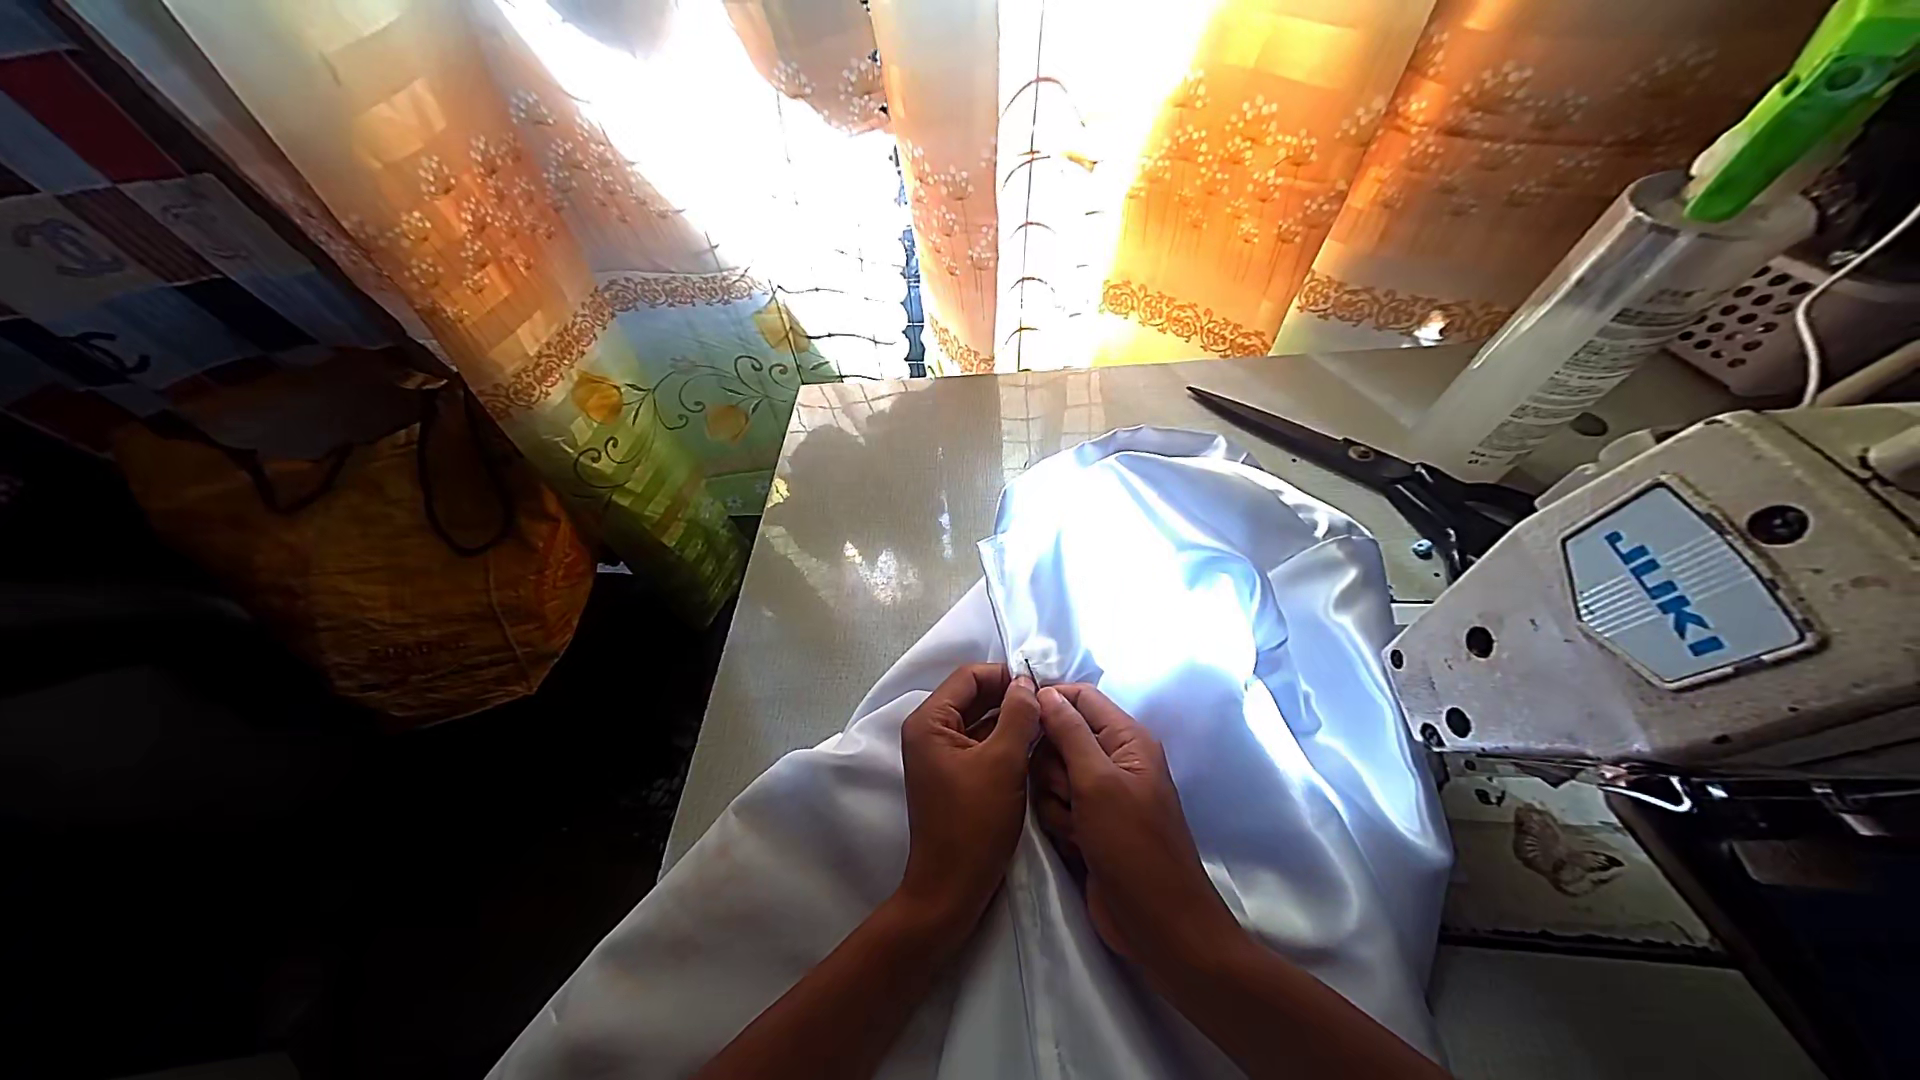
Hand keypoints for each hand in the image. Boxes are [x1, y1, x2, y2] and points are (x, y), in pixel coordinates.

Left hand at [897, 664, 1040, 929]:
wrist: (951, 890)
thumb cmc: (974, 824)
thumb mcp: (1003, 763)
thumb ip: (1018, 716)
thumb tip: (1028, 684)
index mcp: (929, 722)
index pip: (969, 677)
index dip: (1005, 675)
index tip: (1042, 684)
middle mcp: (929, 732)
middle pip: (973, 696)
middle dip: (1010, 696)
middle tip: (1049, 702)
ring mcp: (940, 755)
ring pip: (979, 720)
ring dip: (1010, 718)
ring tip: (1047, 720)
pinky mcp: (954, 775)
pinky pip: (980, 744)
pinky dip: (1005, 740)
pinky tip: (1034, 744)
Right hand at [1030, 684, 1242, 968]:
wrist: (1156, 923)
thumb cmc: (1132, 846)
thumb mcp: (1097, 782)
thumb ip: (1069, 732)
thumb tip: (1046, 692)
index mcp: (1127, 738)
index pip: (1081, 697)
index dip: (1050, 702)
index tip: (1021, 721)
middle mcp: (1114, 759)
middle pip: (1060, 736)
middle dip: (1053, 765)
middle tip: (1068, 792)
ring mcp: (1100, 793)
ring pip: (1051, 773)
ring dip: (1055, 799)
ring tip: (1076, 825)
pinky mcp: (1088, 822)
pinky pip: (1055, 804)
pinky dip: (1059, 821)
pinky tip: (1075, 843)